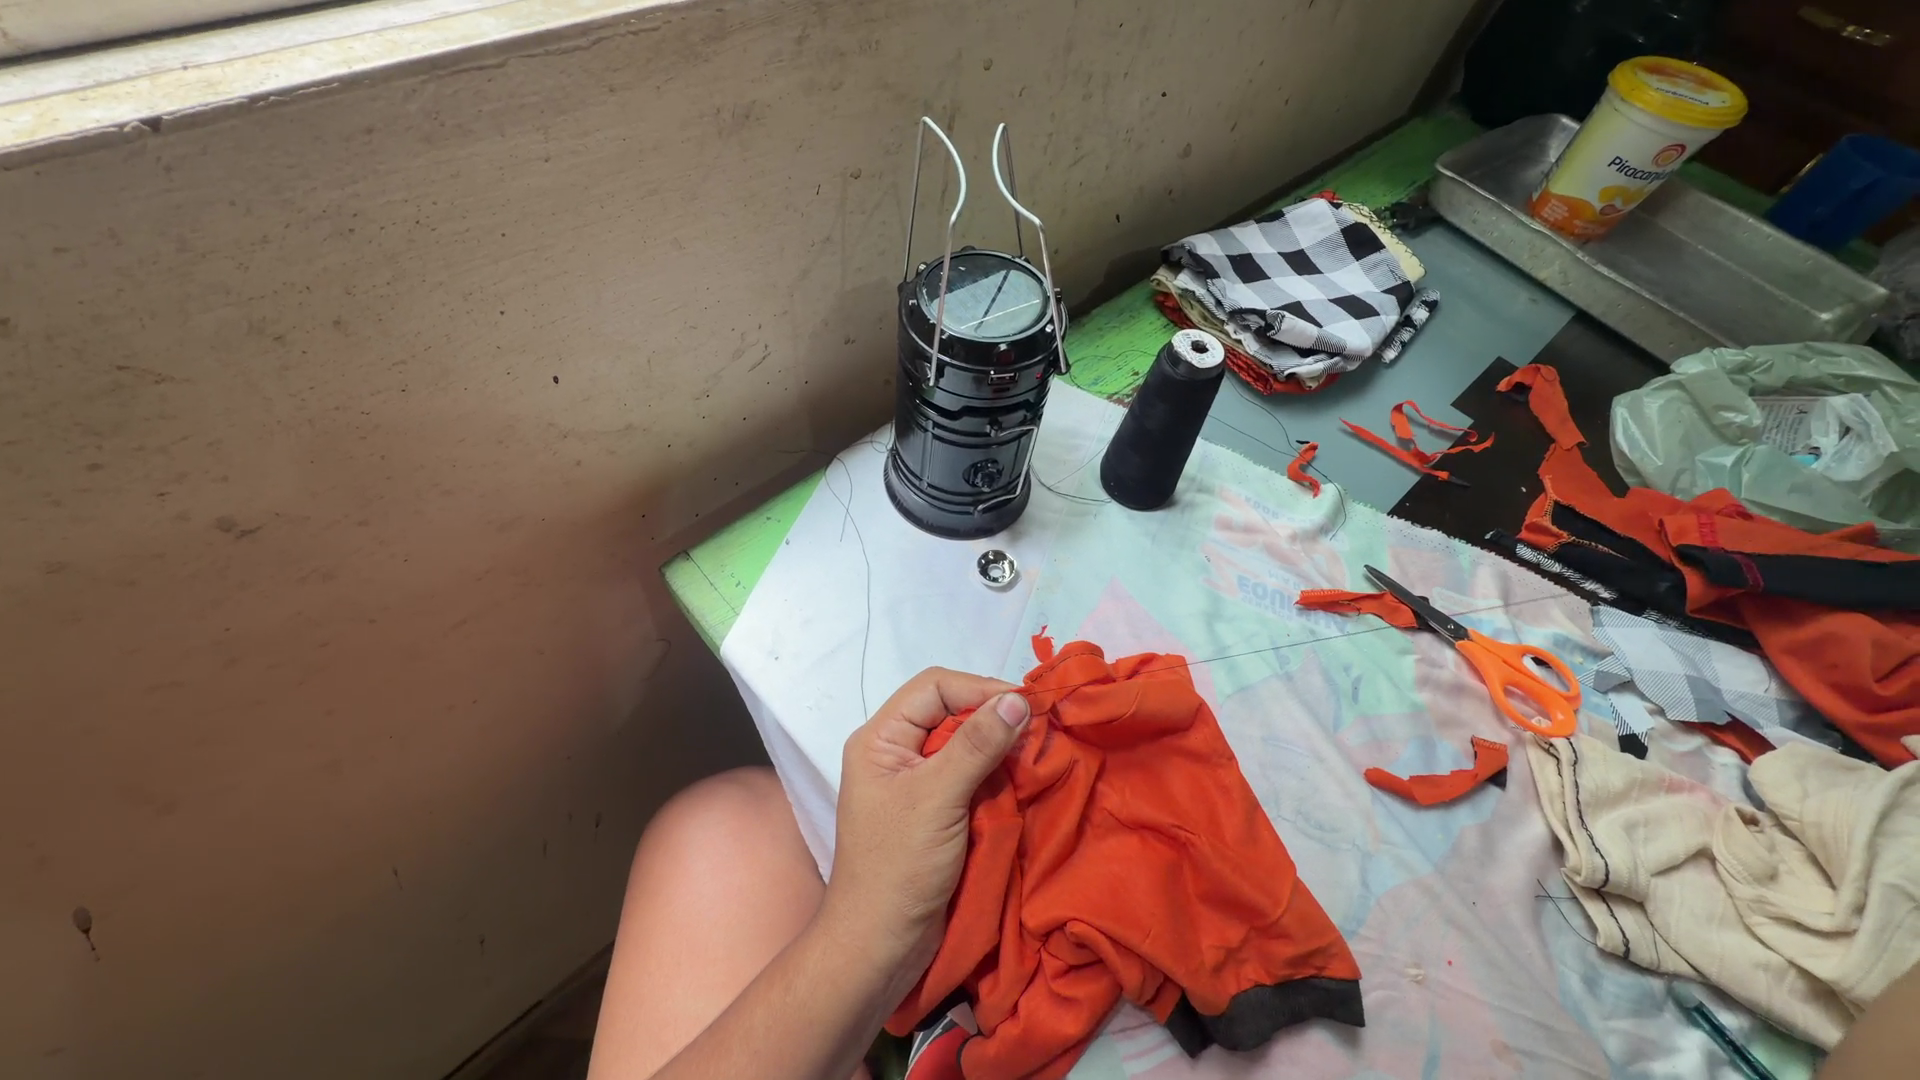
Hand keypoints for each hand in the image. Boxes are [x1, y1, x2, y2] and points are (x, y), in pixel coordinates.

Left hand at [816, 667, 1030, 998]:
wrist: (880, 945)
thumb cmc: (899, 866)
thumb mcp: (938, 798)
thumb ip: (977, 745)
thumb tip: (1018, 699)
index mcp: (880, 738)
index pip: (933, 688)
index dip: (978, 688)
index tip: (1025, 705)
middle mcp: (895, 751)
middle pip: (948, 710)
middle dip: (991, 714)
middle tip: (1036, 727)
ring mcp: (913, 781)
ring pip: (962, 742)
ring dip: (997, 744)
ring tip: (1034, 749)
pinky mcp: (933, 808)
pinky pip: (967, 774)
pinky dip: (995, 772)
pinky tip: (1020, 777)